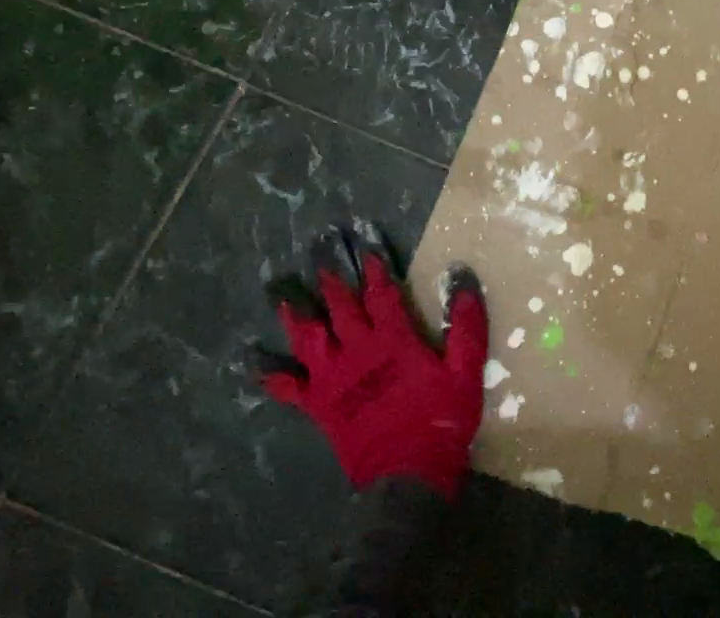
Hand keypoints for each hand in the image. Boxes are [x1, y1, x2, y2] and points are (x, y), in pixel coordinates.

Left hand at [251, 226, 488, 497]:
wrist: (407, 474)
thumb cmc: (442, 418)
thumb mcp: (466, 369)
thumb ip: (466, 324)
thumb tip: (461, 276)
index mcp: (394, 340)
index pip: (381, 294)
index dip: (373, 268)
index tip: (364, 244)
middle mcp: (357, 352)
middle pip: (340, 307)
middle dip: (331, 278)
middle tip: (319, 251)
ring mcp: (332, 379)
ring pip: (308, 338)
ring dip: (296, 313)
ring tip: (283, 293)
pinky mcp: (318, 406)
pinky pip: (287, 386)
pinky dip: (269, 371)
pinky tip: (253, 357)